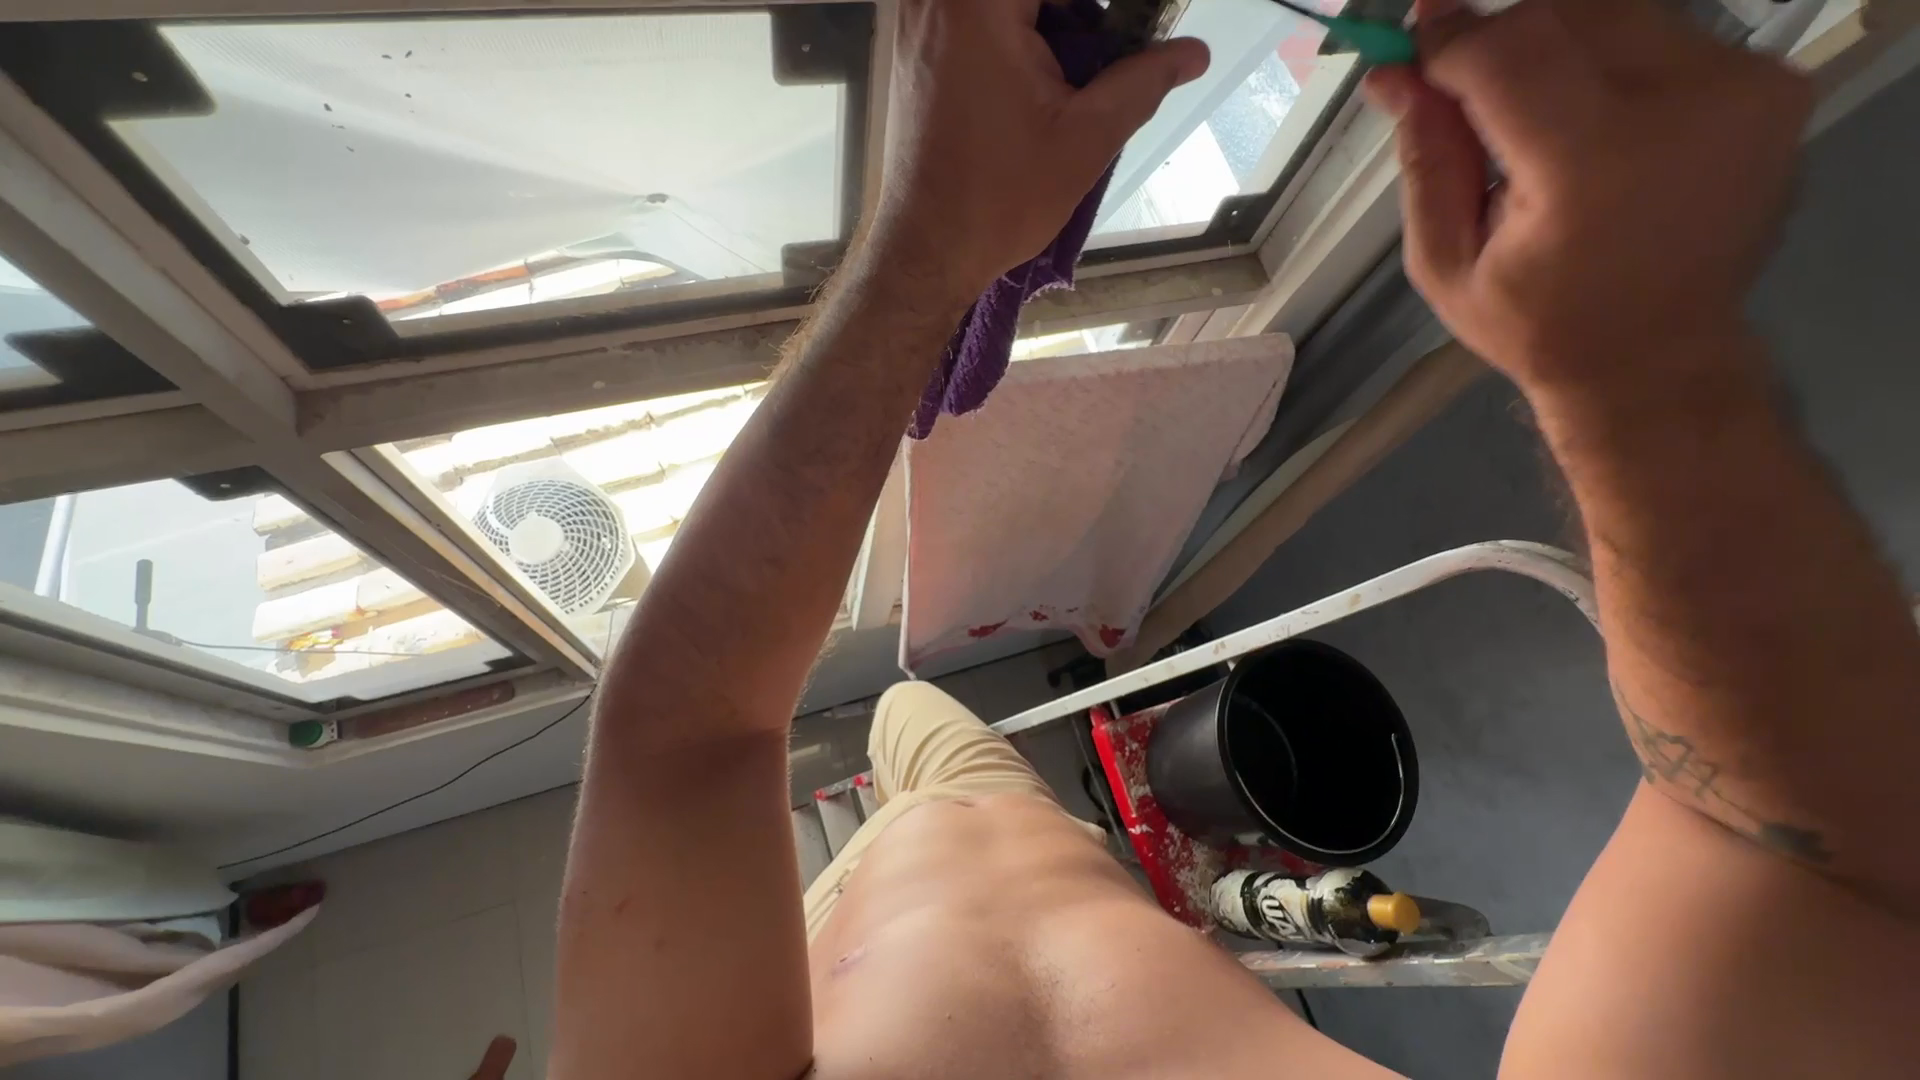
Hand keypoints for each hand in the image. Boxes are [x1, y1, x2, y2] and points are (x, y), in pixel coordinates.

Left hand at [863, 0, 1208, 301]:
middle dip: (1078, 18)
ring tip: (1078, 72)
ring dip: (1050, 24)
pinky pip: (976, 17)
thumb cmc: (998, 202)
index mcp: (979, 2)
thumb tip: (1194, 53)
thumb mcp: (1085, 140)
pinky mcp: (914, 50)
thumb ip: (1142, 81)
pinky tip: (1037, 80)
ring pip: (1006, 5)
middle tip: (1112, 53)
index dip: (1107, 10)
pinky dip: (1015, 34)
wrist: (925, 252)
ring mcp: (917, 21)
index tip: (1135, 28)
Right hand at [1366, 0, 1810, 389]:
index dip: (1454, 36)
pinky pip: (1659, 34)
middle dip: (1496, 34)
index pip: (1513, 52)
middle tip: (1449, 72)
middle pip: (1568, 10)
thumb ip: (1426, 160)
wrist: (1654, 355)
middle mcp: (1687, 104)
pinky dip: (1599, 57)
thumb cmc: (1533, 325)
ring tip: (1512, 109)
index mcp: (1593, 168)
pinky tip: (1574, 115)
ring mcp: (1743, 84)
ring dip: (1547, 42)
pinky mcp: (1769, 79)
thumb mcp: (1444, 263)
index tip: (1412, 33)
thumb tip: (1396, 75)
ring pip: (1615, 10)